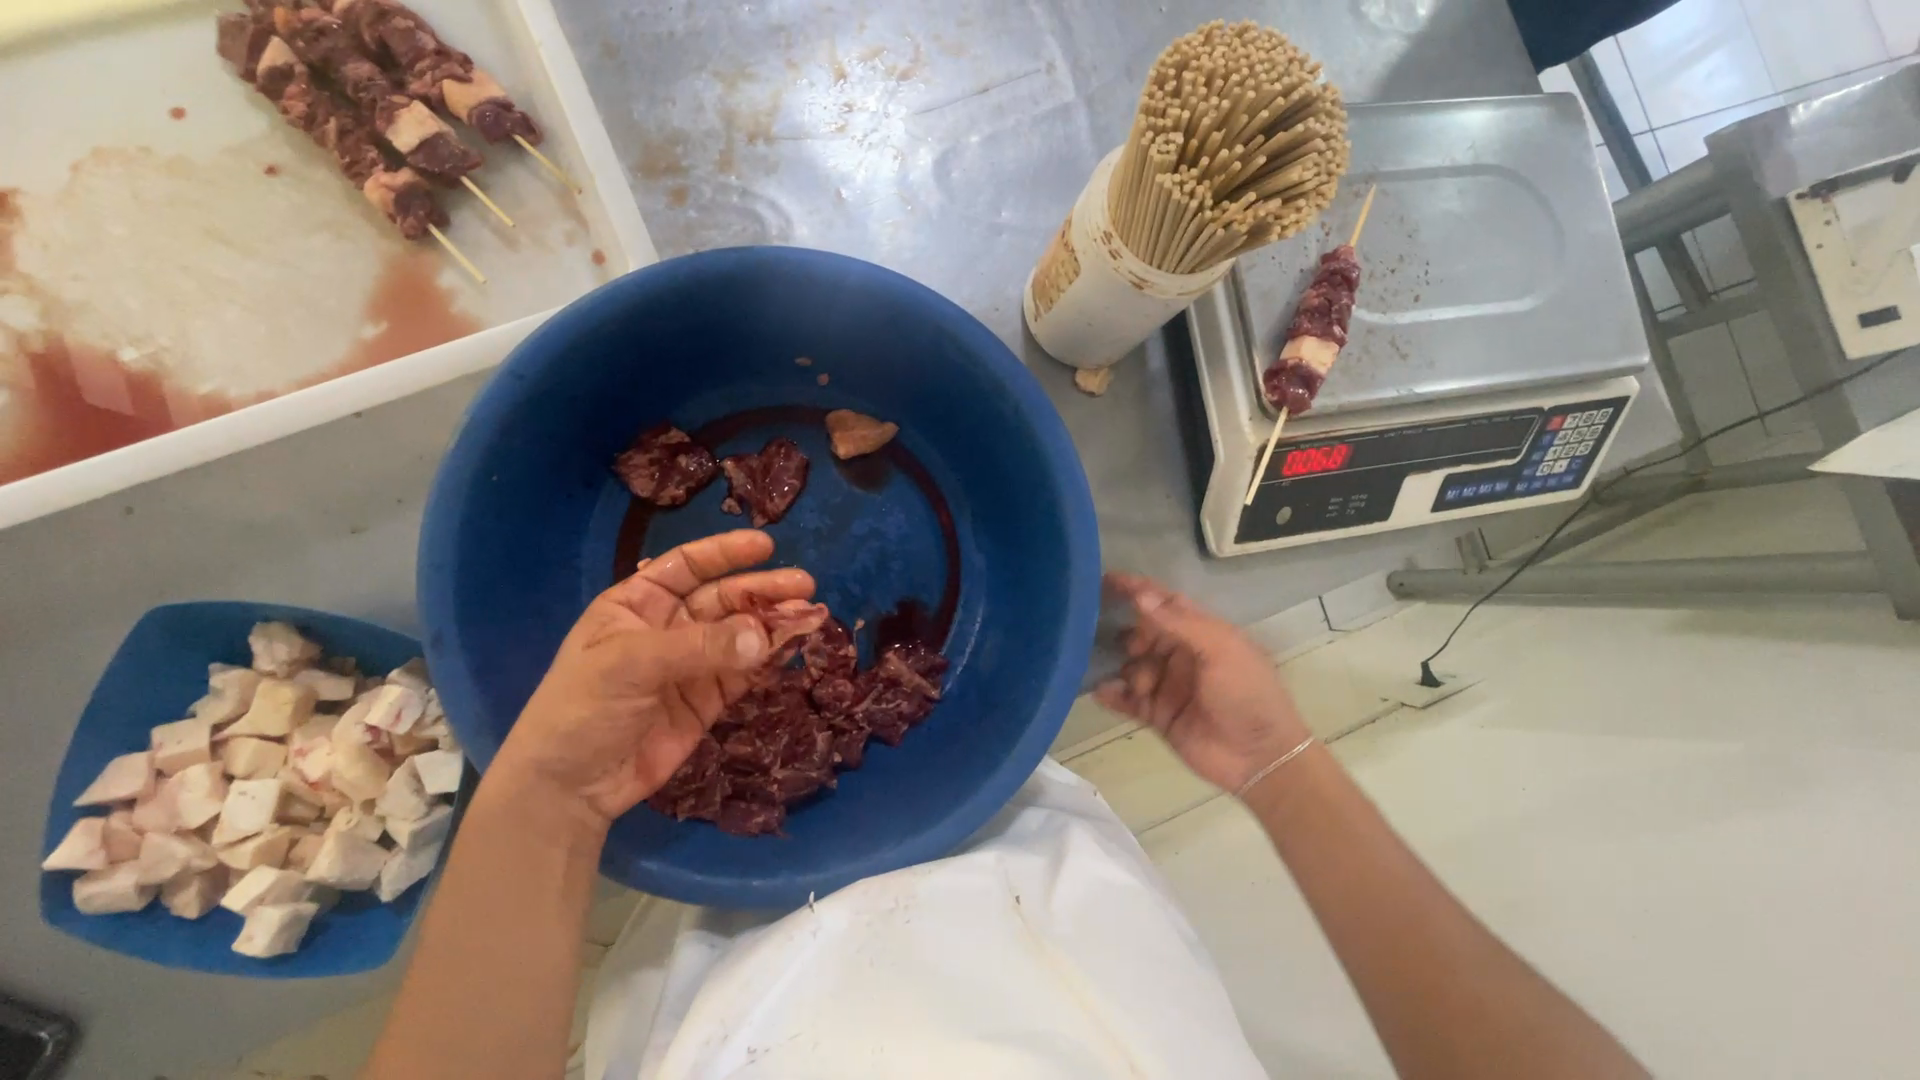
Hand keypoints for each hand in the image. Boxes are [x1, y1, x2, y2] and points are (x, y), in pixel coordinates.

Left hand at [495, 530, 814, 824]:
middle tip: (806, 587)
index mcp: (638, 604)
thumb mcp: (631, 664)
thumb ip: (700, 647)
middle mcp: (669, 627)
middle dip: (763, 591)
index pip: (686, 566)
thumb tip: (764, 636)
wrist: (571, 785)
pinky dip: (771, 659)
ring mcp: (692, 664)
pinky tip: (795, 647)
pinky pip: (746, 671)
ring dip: (775, 623)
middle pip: (724, 599)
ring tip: (812, 615)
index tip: (766, 546)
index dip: (725, 553)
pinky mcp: (709, 700)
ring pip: (741, 634)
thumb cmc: (583, 707)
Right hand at [1094, 573, 1311, 792]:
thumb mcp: (1220, 650)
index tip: (1106, 579)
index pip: (1166, 603)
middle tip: (1122, 644)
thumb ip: (1179, 622)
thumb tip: (1140, 596)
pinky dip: (1113, 695)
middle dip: (1129, 635)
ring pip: (1133, 667)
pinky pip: (1128, 700)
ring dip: (1123, 668)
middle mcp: (1183, 656)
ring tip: (1130, 679)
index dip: (1139, 590)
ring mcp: (1169, 687)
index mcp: (1203, 634)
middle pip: (1144, 634)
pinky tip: (1102, 692)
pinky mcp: (1158, 716)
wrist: (1260, 757)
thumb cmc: (1247, 694)